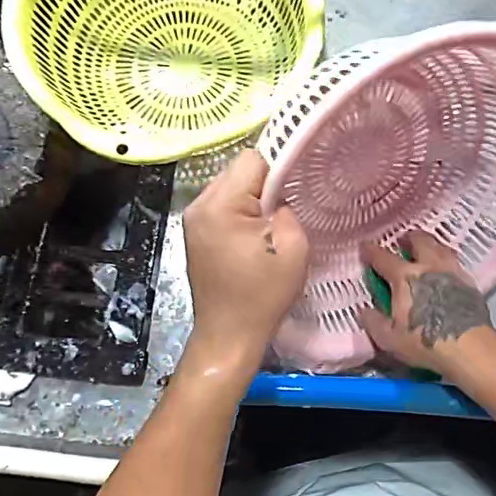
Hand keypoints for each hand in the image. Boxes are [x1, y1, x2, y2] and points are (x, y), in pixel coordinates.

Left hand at [181, 150, 308, 366]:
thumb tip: (282, 194)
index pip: (253, 159)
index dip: (281, 164)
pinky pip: (223, 205)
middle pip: (238, 170)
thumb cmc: (263, 295)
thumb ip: (288, 209)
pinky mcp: (196, 233)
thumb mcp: (293, 249)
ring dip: (254, 196)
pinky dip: (243, 210)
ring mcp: (194, 219)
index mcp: (220, 206)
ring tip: (274, 219)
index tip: (301, 180)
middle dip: (267, 181)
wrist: (228, 336)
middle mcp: (199, 205)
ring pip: (230, 186)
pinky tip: (258, 231)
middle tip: (291, 202)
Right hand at [358, 231, 495, 376]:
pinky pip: (455, 262)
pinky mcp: (470, 282)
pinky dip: (446, 261)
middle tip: (403, 241)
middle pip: (420, 241)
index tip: (365, 246)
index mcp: (405, 276)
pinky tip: (446, 270)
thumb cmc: (424, 341)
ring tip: (426, 250)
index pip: (383, 258)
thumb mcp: (389, 338)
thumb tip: (364, 311)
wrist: (469, 346)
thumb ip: (373, 322)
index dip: (371, 251)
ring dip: (431, 245)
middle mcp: (429, 266)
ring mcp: (452, 271)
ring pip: (441, 247)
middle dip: (409, 237)